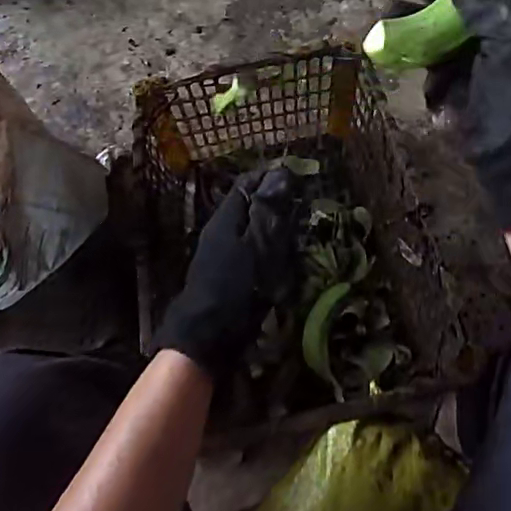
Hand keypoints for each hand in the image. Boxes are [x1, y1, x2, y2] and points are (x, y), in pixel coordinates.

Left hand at [151, 167, 303, 376]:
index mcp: (227, 216)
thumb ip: (269, 208)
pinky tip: (283, 257)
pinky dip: (268, 246)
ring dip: (273, 224)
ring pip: (250, 226)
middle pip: (249, 204)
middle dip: (275, 201)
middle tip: (304, 206)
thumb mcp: (258, 243)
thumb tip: (281, 172)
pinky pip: (250, 248)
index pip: (249, 181)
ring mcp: (220, 252)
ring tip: (299, 229)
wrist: (207, 338)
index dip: (273, 176)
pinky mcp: (226, 273)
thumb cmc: (236, 285)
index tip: (300, 179)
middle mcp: (220, 229)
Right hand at [381, 0, 510, 231]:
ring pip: (434, 22)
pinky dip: (403, 39)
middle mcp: (488, 32)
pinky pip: (419, 49)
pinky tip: (387, 32)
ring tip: (393, 8)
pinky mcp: (441, 76)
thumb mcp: (508, 43)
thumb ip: (486, 3)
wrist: (500, 151)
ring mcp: (463, 54)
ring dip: (414, 12)